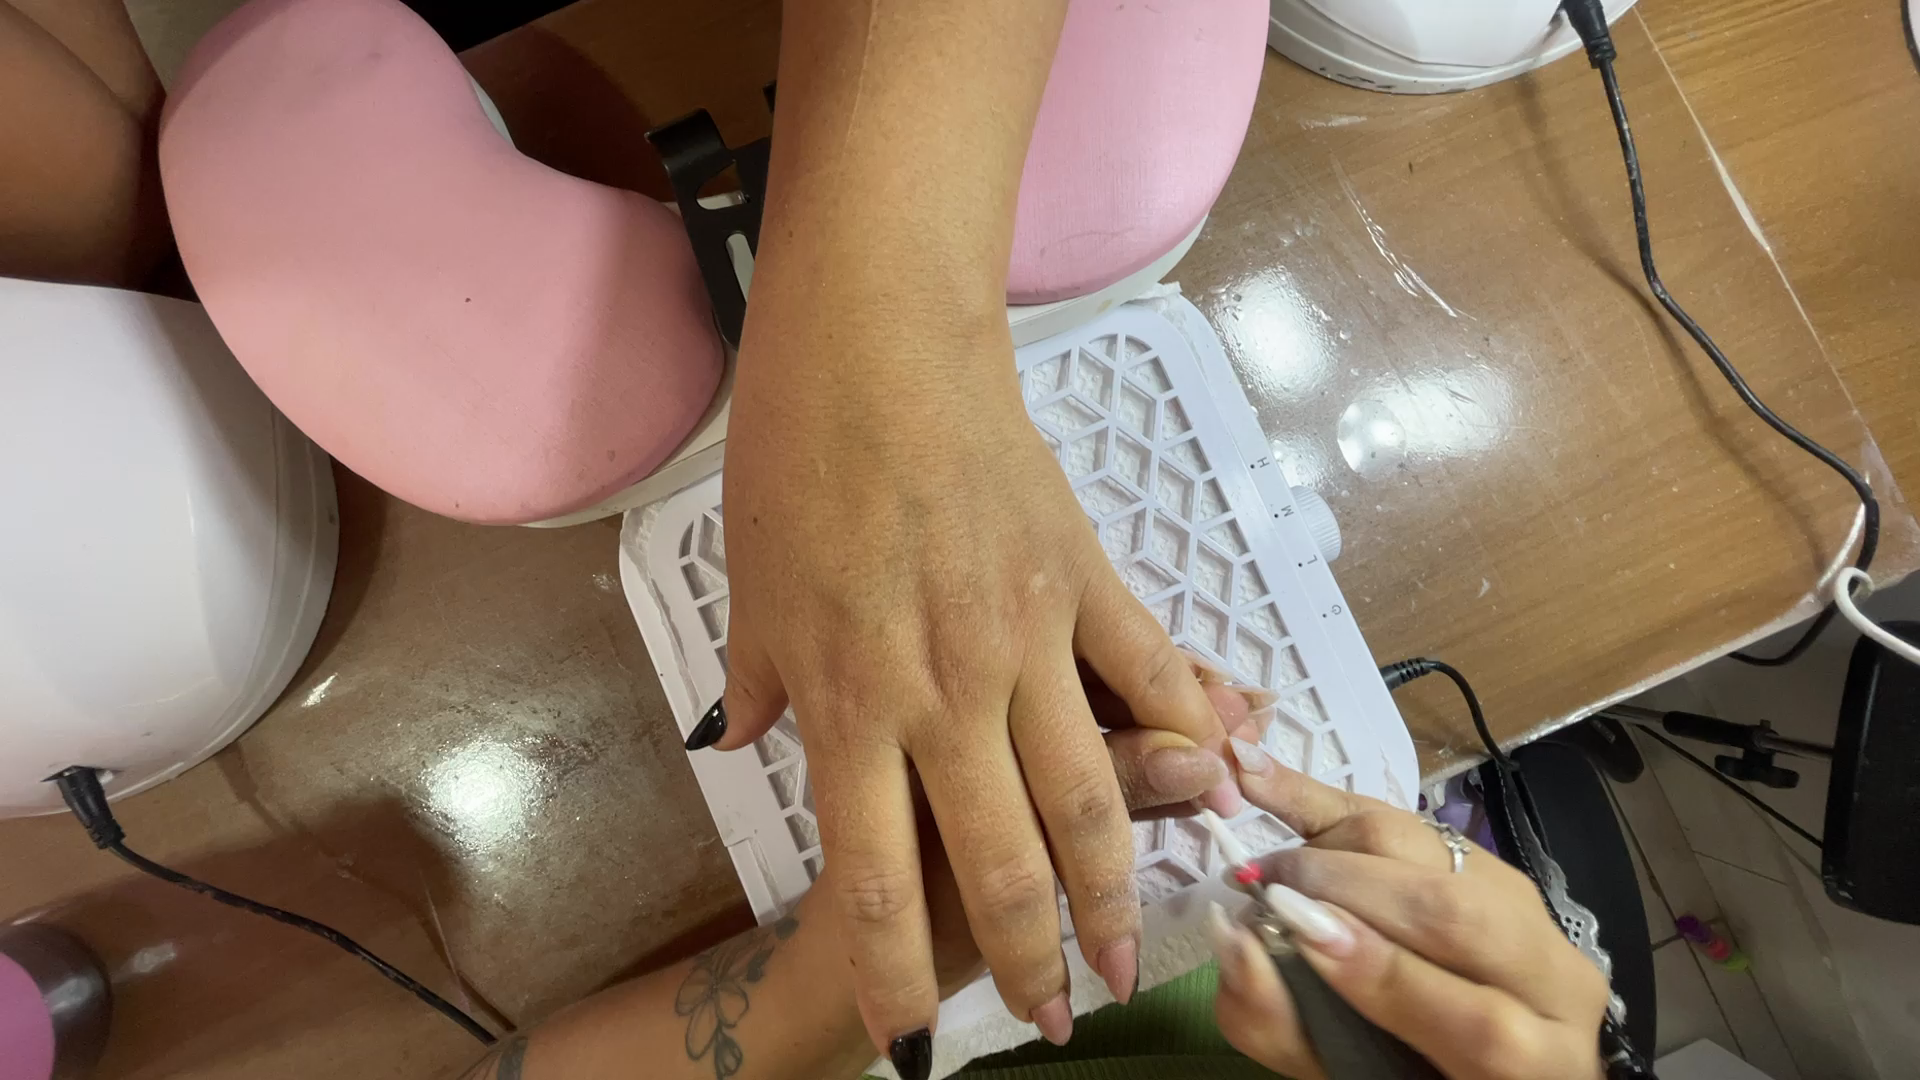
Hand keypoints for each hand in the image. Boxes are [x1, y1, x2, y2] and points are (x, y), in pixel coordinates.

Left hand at [714, 313, 1233, 1056]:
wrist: (879, 347)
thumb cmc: (795, 456)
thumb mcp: (750, 581)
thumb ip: (757, 678)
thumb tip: (740, 741)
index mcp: (848, 696)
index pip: (874, 875)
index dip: (896, 971)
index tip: (919, 1035)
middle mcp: (946, 689)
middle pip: (1002, 859)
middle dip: (1029, 957)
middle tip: (1056, 1016)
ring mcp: (1028, 633)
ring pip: (1090, 792)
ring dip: (1113, 884)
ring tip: (1126, 947)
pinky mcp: (1083, 576)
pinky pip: (1148, 671)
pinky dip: (1187, 732)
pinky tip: (1216, 784)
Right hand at [1206, 746, 1610, 1079]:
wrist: (1461, 1044)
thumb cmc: (1393, 1065)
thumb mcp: (1337, 1072)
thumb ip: (1279, 1024)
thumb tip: (1231, 938)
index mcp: (1537, 1069)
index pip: (1478, 1022)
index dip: (1379, 971)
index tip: (1290, 927)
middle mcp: (1549, 977)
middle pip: (1453, 912)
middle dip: (1343, 889)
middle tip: (1264, 891)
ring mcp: (1514, 898)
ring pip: (1422, 844)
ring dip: (1330, 845)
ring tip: (1266, 868)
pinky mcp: (1463, 845)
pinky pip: (1385, 810)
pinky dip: (1311, 792)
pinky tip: (1254, 771)